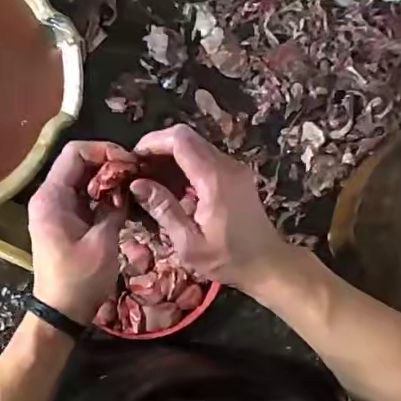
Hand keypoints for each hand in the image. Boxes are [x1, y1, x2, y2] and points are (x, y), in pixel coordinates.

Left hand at [28, 140, 131, 321]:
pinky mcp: (65, 222)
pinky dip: (103, 195)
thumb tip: (126, 188)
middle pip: (78, 163)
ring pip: (83, 180)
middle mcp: (49, 197)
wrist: (61, 312)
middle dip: (108, 163)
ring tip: (134, 185)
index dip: (103, 150)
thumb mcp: (103, 241)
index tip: (130, 162)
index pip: (74, 153)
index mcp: (51, 197)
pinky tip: (123, 201)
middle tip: (137, 173)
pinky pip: (84, 197)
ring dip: (107, 179)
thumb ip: (114, 208)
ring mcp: (56, 209)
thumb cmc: (79, 278)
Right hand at [130, 125, 293, 291]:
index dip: (153, 142)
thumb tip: (137, 184)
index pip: (180, 140)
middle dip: (159, 148)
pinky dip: (186, 164)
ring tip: (151, 179)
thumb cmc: (228, 258)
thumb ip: (163, 209)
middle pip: (188, 137)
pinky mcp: (237, 175)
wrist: (267, 263)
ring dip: (172, 156)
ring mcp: (235, 168)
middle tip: (138, 170)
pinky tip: (173, 186)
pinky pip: (207, 158)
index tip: (133, 159)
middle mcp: (227, 166)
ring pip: (197, 146)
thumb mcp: (189, 243)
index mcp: (215, 179)